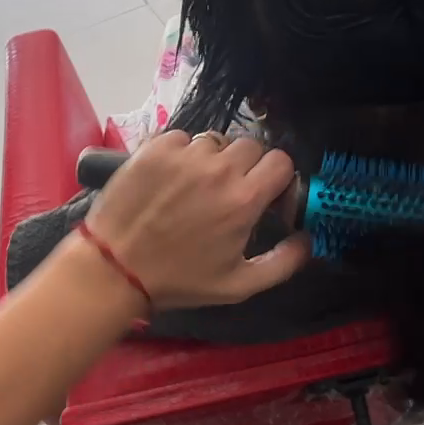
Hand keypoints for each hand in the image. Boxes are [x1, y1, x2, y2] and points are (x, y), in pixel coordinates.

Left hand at [85, 131, 309, 307]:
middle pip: (252, 146)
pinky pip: (183, 138)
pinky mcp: (155, 147)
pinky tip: (172, 179)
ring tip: (197, 186)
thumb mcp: (239, 285)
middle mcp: (218, 169)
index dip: (277, 177)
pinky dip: (183, 154)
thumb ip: (283, 263)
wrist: (114, 268)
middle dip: (248, 167)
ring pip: (216, 141)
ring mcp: (185, 154)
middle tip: (230, 192)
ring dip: (214, 160)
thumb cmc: (179, 280)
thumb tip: (308, 239)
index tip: (266, 194)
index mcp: (244, 200)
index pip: (282, 161)